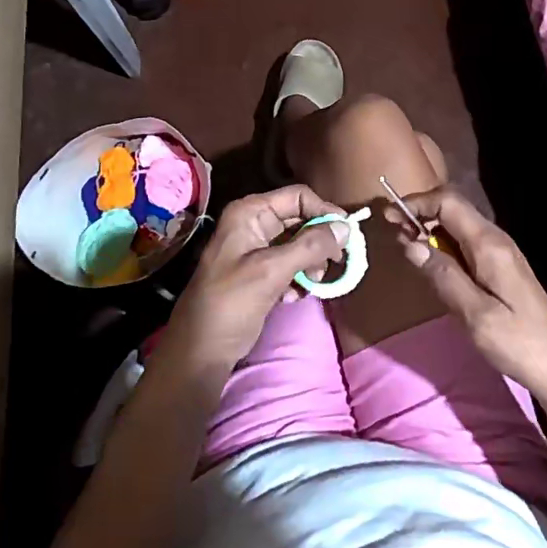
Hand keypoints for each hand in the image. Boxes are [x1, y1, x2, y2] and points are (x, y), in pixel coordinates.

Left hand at [162, 185, 348, 371]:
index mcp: (250, 213)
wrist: (200, 350)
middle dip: (319, 242)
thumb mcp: (271, 271)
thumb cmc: (230, 303)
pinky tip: (293, 297)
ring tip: (311, 285)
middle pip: (301, 219)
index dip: (324, 212)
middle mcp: (254, 223)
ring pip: (300, 244)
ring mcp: (257, 248)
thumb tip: (346, 228)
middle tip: (333, 264)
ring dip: (311, 264)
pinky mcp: (261, 272)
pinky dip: (299, 278)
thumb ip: (311, 246)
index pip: (298, 197)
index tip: (345, 236)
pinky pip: (292, 265)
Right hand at [390, 187, 546, 415]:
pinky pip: (464, 243)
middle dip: (418, 212)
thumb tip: (409, 242)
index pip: (448, 201)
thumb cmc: (518, 342)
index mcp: (489, 244)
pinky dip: (442, 245)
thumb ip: (442, 275)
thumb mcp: (475, 314)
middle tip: (390, 232)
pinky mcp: (499, 267)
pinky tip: (430, 264)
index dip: (416, 202)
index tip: (388, 217)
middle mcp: (494, 239)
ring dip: (428, 229)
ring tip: (404, 247)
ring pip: (456, 225)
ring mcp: (498, 252)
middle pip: (452, 208)